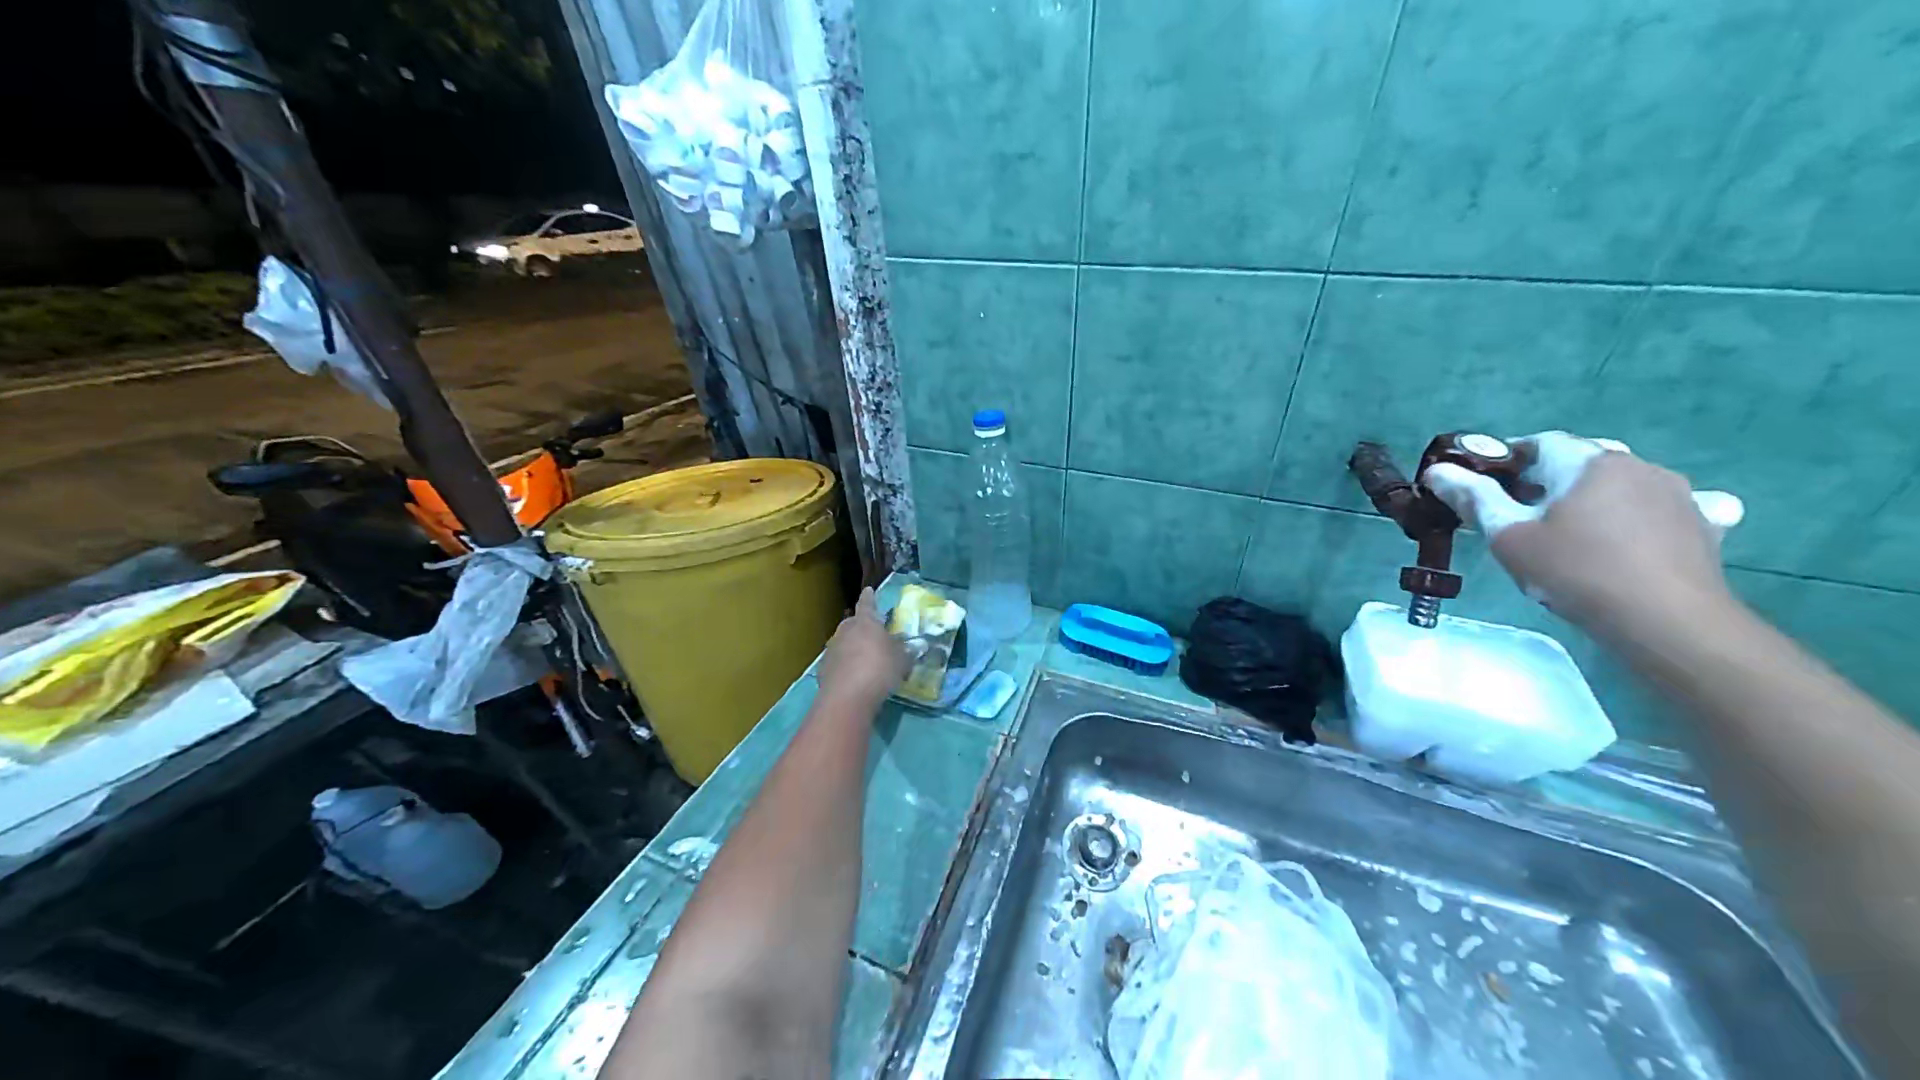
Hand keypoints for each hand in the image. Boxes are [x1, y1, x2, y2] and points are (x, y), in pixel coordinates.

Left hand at [816, 587, 909, 707]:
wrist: (847, 697)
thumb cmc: (879, 669)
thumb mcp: (902, 660)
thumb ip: (905, 651)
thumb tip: (912, 645)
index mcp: (865, 622)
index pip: (867, 604)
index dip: (869, 598)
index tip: (868, 590)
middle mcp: (845, 631)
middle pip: (852, 623)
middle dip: (860, 626)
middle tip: (871, 633)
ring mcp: (831, 650)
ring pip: (843, 643)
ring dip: (852, 647)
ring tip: (864, 659)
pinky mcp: (823, 669)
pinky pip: (837, 662)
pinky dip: (844, 666)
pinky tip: (853, 677)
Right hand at [1422, 432, 1740, 638]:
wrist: (1664, 620)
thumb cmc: (1574, 571)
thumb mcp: (1508, 536)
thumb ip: (1474, 498)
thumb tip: (1437, 470)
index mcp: (1586, 462)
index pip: (1539, 442)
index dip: (1507, 460)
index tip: (1486, 488)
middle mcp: (1636, 464)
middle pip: (1581, 460)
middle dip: (1549, 478)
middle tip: (1523, 513)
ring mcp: (1677, 492)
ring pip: (1622, 481)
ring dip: (1594, 495)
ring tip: (1573, 528)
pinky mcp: (1704, 522)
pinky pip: (1669, 506)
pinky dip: (1647, 512)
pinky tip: (1640, 532)